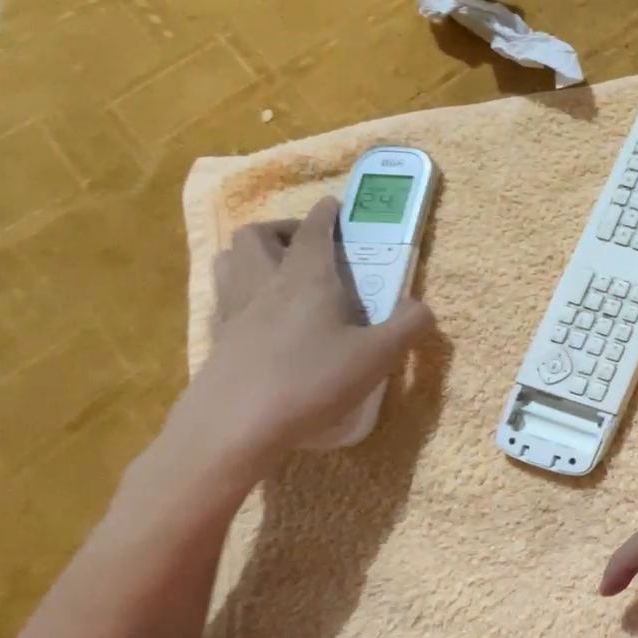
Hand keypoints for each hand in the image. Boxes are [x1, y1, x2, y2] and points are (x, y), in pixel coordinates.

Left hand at [161, 197, 432, 476]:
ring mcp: (233, 313)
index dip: (326, 214)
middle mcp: (264, 285)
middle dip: (284, 229)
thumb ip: (409, 324)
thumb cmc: (310, 382)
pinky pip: (224, 298)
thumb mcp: (379, 355)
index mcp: (306, 279)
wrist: (231, 430)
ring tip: (285, 271)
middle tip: (312, 244)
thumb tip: (419, 306)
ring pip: (230, 261)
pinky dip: (242, 291)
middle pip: (255, 236)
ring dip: (256, 255)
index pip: (313, 231)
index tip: (336, 206)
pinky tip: (264, 314)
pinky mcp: (217, 342)